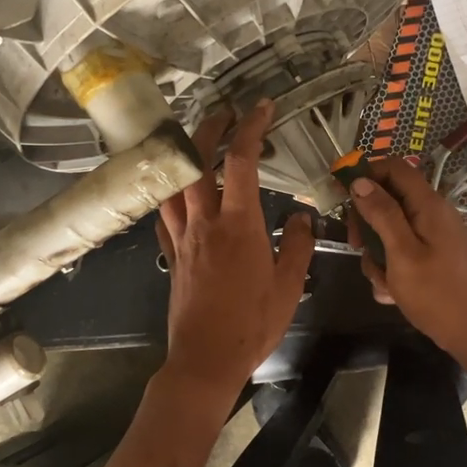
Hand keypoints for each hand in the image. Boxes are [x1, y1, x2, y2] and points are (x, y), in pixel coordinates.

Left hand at [155, 100, 314, 393]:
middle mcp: (205, 222)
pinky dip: (172, 192)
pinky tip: (180, 192)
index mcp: (238, 225)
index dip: (252, 128)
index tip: (262, 108)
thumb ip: (296, 244)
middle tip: (226, 114)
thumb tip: (300, 215)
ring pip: (175, 183)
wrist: (206, 359)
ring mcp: (182, 238)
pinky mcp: (170, 256)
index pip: (242, 162)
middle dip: (210, 129)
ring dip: (185, 155)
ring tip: (197, 142)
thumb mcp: (289, 286)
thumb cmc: (252, 325)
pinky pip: (165, 213)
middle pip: (197, 161)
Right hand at [346, 158, 466, 354]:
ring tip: (382, 279)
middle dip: (367, 221)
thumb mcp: (401, 253)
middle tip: (357, 245)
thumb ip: (381, 214)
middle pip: (389, 198)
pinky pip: (401, 248)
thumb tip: (359, 181)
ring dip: (377, 251)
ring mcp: (434, 234)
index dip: (365, 173)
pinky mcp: (432, 253)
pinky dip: (391, 266)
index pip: (394, 167)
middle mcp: (433, 213)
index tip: (340, 192)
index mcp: (429, 205)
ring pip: (390, 228)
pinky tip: (392, 290)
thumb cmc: (434, 293)